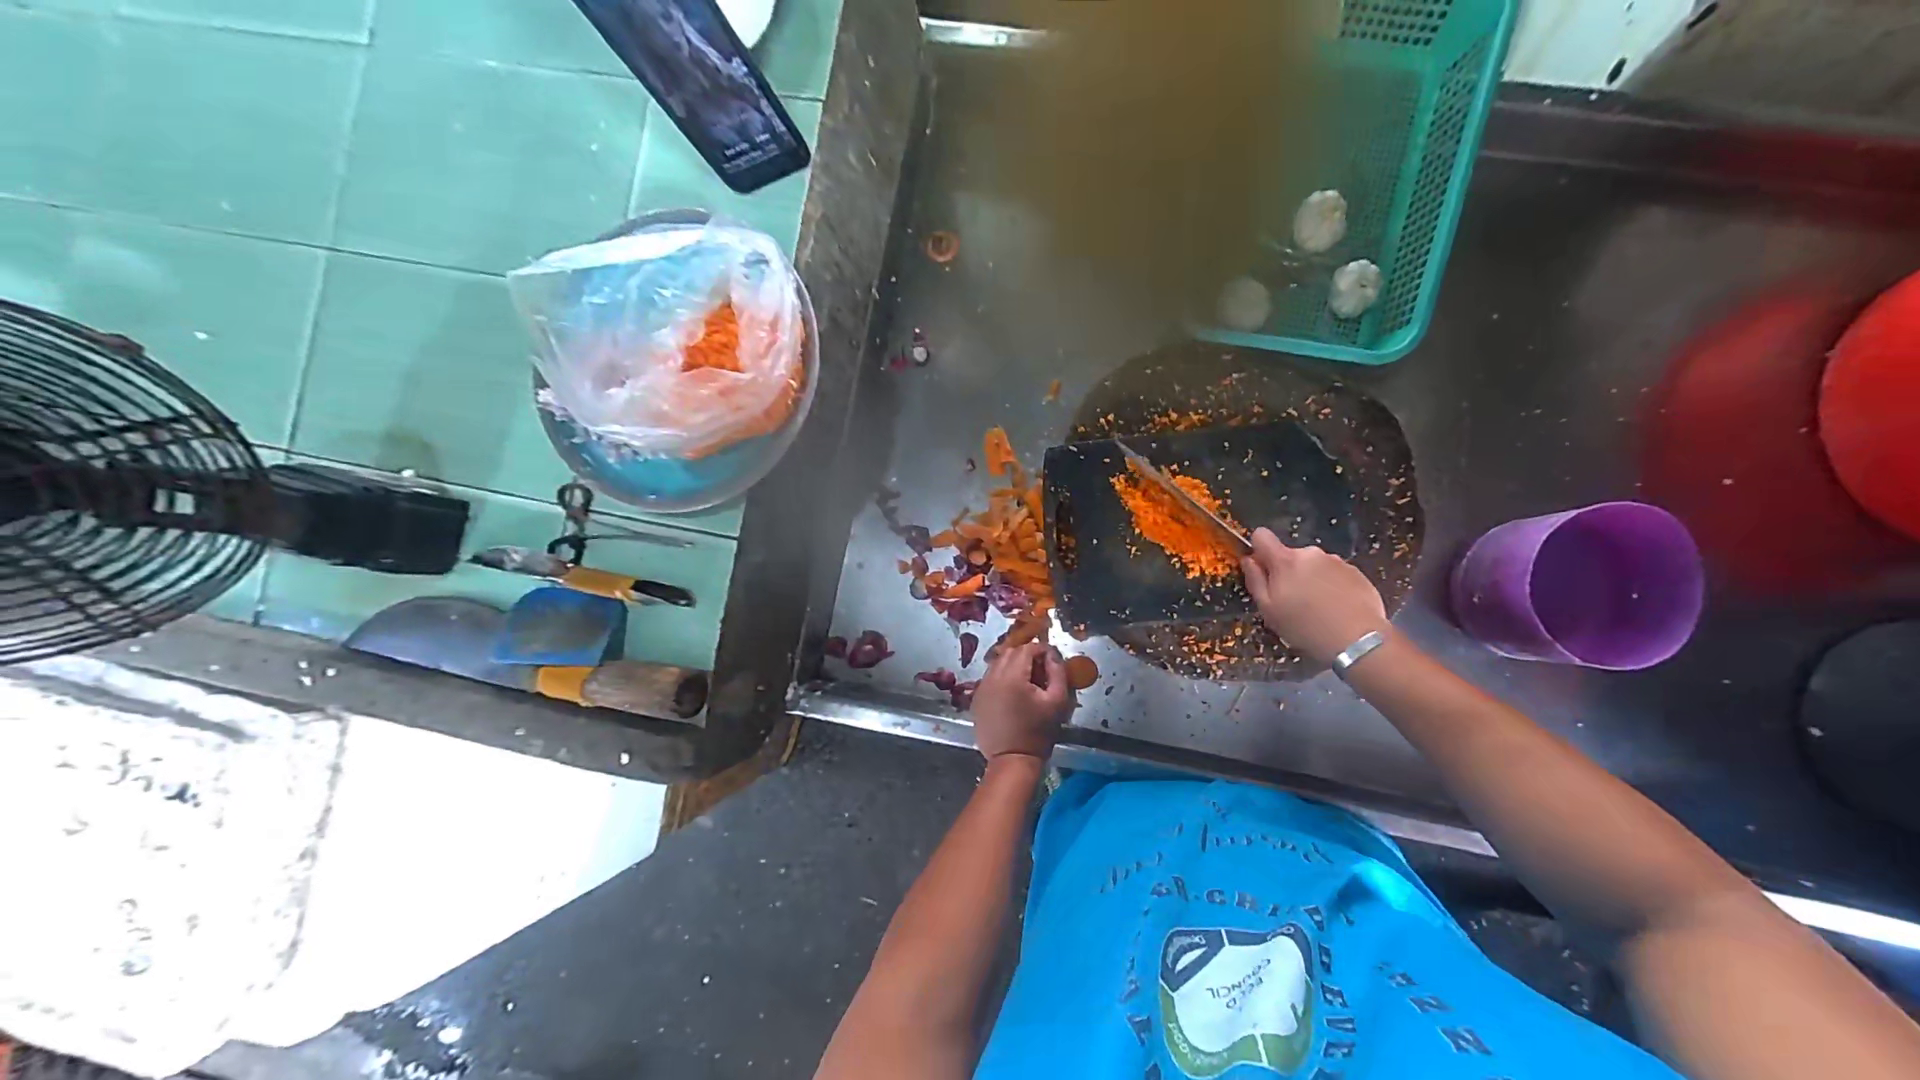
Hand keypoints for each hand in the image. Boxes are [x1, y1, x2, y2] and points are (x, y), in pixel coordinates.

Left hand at [970, 642, 1074, 763]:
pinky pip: (990, 678)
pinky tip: (1013, 694)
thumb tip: (1052, 655)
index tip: (1052, 661)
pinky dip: (1002, 678)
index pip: (1027, 648)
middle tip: (1041, 671)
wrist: (1012, 760)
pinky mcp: (976, 698)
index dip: (1042, 650)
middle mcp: (992, 677)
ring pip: (998, 664)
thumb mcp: (1057, 701)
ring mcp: (981, 687)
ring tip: (1027, 683)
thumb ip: (1057, 672)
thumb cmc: (1038, 732)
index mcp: (1012, 676)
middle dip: (1027, 656)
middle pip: (1010, 653)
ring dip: (1013, 666)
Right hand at [1241, 527, 1389, 664]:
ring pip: (1314, 565)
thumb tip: (1249, 560)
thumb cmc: (1304, 627)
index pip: (1262, 536)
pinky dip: (1332, 586)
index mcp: (1285, 560)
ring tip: (1319, 607)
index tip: (1263, 569)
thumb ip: (1255, 580)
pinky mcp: (1357, 573)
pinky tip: (1337, 608)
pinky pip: (1335, 574)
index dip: (1259, 550)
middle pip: (1291, 555)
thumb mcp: (1268, 609)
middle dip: (1289, 572)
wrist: (1357, 639)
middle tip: (1293, 600)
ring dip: (1312, 579)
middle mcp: (1311, 553)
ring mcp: (1337, 561)